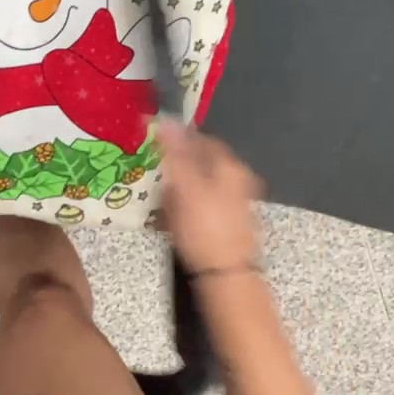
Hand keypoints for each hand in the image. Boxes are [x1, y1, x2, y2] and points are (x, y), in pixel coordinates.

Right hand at [158, 123, 264, 273]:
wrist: (225, 274)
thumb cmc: (203, 228)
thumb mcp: (183, 186)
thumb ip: (173, 152)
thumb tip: (163, 120)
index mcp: (229, 166)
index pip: (201, 138)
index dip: (177, 139)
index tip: (154, 147)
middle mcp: (239, 179)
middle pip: (203, 162)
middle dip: (178, 167)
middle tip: (156, 175)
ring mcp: (237, 202)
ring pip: (203, 184)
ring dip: (181, 188)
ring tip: (161, 200)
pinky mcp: (231, 223)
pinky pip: (205, 204)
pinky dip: (189, 206)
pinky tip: (174, 218)